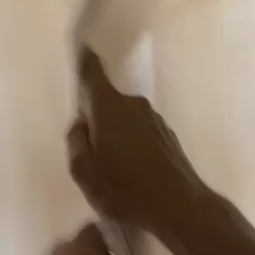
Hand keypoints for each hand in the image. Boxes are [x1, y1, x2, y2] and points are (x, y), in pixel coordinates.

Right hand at [67, 48, 213, 237]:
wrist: (178, 206)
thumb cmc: (124, 189)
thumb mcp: (84, 172)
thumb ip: (76, 143)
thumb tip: (81, 125)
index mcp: (110, 107)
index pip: (94, 74)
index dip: (86, 61)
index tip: (83, 48)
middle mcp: (134, 104)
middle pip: (108, 105)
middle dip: (97, 123)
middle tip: (92, 158)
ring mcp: (154, 119)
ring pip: (125, 122)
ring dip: (117, 139)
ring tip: (114, 176)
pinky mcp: (168, 136)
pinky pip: (140, 135)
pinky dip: (133, 149)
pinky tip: (133, 178)